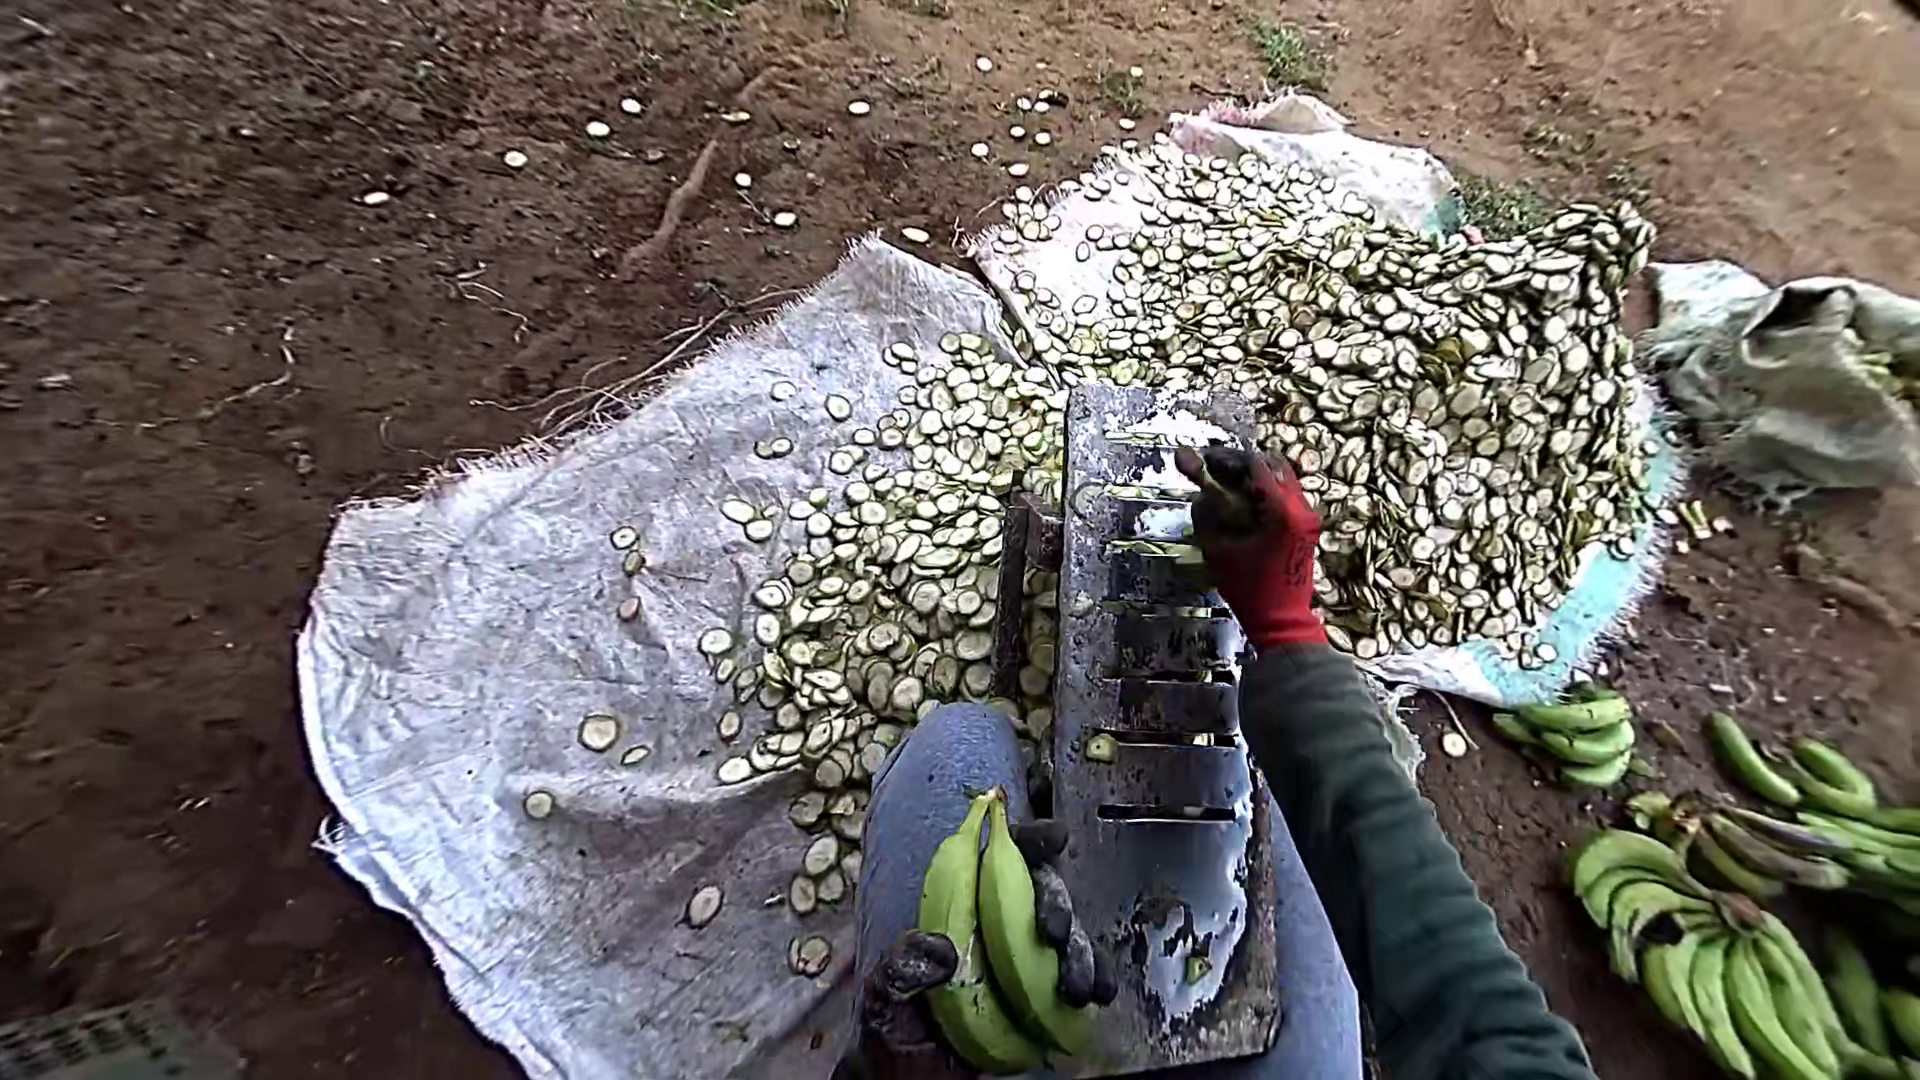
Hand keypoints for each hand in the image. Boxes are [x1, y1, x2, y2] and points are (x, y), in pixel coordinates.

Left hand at [836, 821, 1117, 1079]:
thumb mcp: (886, 988)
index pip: (1002, 854)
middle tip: (1052, 932)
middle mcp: (1005, 919)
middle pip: (1045, 889)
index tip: (1051, 839)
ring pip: (1072, 934)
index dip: (1031, 839)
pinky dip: (1097, 979)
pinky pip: (1083, 977)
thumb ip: (904, 963)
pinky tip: (1095, 993)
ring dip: (1080, 952)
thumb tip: (942, 951)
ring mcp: (1030, 956)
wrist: (909, 1078)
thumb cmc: (897, 1021)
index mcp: (967, 900)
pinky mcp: (1047, 994)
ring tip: (1072, 985)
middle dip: (1056, 903)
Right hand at [1173, 445, 1326, 650]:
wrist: (1281, 619)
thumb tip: (1198, 491)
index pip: (1255, 465)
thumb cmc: (1247, 588)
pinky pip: (1285, 495)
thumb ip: (1207, 515)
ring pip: (1281, 478)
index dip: (1226, 458)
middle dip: (1240, 464)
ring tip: (1224, 483)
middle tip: (1214, 468)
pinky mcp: (1306, 526)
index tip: (1204, 458)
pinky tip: (1240, 502)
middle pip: (1273, 465)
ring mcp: (1308, 517)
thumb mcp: (1217, 549)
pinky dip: (1262, 491)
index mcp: (1281, 511)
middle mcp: (1301, 508)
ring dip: (1253, 477)